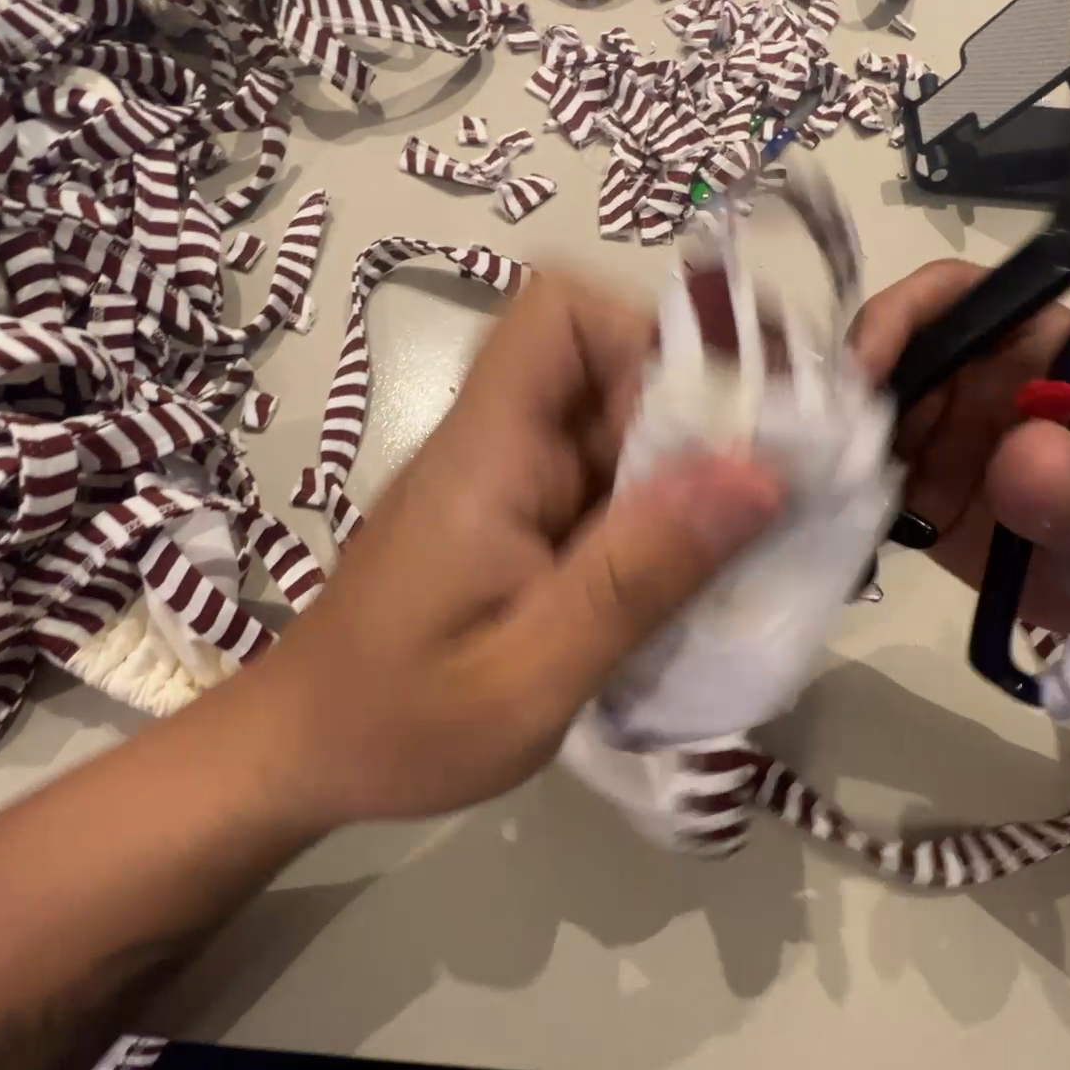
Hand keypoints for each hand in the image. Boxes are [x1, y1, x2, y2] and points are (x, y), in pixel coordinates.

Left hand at [263, 270, 783, 826]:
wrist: (307, 752)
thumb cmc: (401, 726)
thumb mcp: (533, 675)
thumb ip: (637, 577)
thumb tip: (759, 476)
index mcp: (486, 457)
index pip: (559, 318)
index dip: (645, 339)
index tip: (712, 424)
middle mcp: (495, 448)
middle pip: (607, 374)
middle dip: (695, 426)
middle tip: (761, 508)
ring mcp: (504, 487)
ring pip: (615, 436)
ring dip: (683, 483)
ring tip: (735, 557)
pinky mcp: (512, 525)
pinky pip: (601, 492)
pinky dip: (653, 524)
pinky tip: (679, 587)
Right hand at [851, 260, 1069, 629]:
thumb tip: (1021, 454)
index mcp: (1035, 352)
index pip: (957, 296)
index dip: (902, 315)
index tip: (863, 366)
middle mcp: (970, 382)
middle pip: (886, 354)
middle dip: (845, 388)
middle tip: (815, 439)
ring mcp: (931, 436)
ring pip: (858, 412)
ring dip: (829, 439)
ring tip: (811, 480)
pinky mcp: (904, 486)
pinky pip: (852, 472)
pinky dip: (830, 487)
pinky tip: (819, 508)